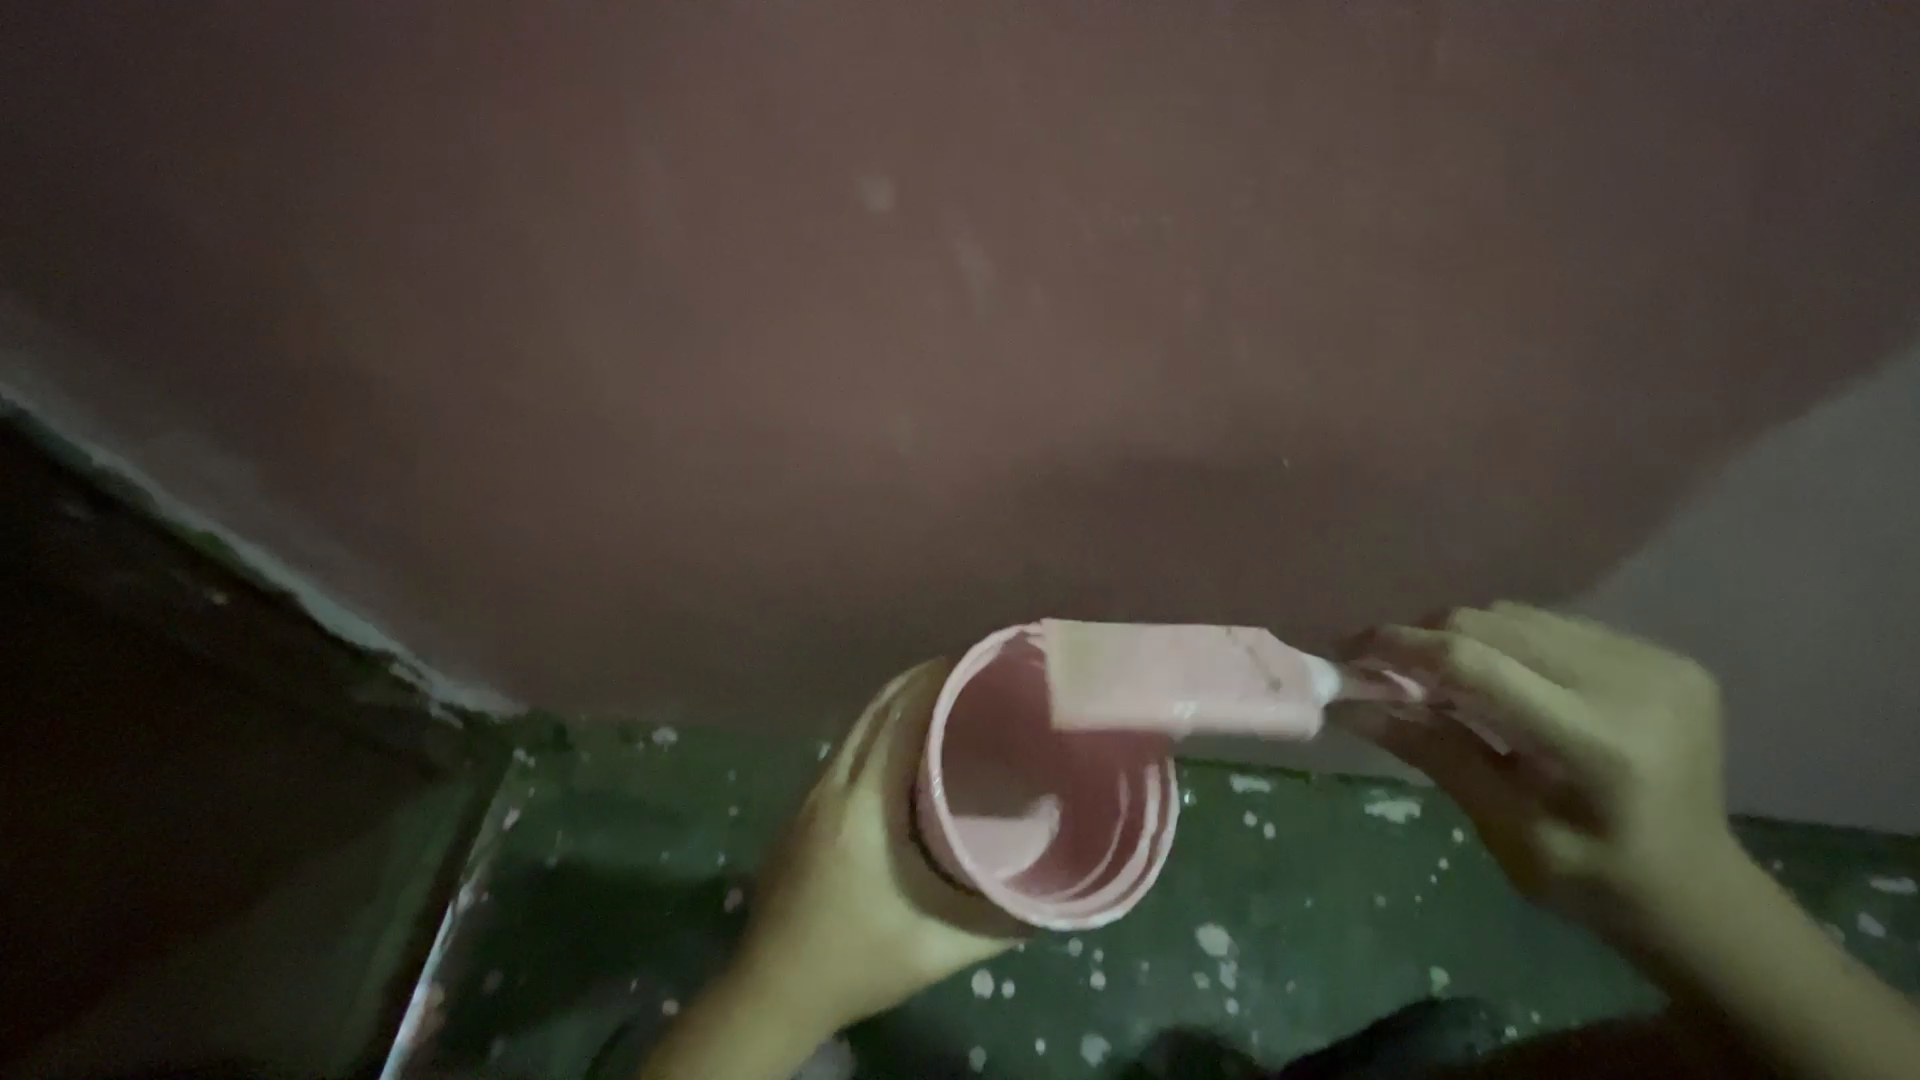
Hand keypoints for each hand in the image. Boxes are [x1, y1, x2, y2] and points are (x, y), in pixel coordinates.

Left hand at [731, 659, 1028, 1034]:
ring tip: (950, 696)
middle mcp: (833, 785)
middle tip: (976, 673)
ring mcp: (812, 793)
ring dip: (900, 700)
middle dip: (923, 679)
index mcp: (864, 807)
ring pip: (859, 724)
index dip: (937, 681)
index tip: (979, 663)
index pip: (899, 719)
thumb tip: (1057, 894)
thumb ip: (1001, 922)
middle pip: (878, 708)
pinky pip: (848, 746)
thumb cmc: (857, 963)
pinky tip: (908, 742)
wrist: (772, 989)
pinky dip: (880, 726)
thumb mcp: (939, 950)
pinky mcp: (804, 806)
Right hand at [1345, 602, 1740, 940]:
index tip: (1345, 650)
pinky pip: (1550, 625)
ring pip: (1515, 616)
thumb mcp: (1502, 827)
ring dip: (1459, 637)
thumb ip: (1430, 752)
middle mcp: (1635, 684)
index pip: (1475, 664)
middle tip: (1379, 670)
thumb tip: (1347, 705)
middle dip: (1422, 640)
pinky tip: (1493, 677)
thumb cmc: (1593, 880)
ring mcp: (1656, 663)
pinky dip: (1502, 641)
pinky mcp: (1662, 656)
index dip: (1399, 647)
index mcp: (1600, 743)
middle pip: (1490, 626)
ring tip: (1433, 676)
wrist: (1700, 892)